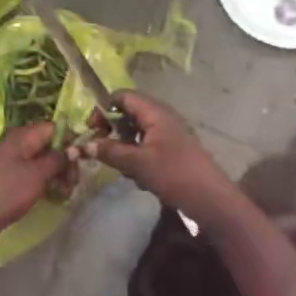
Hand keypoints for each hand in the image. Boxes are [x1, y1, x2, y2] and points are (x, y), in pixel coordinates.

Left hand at [0, 122, 70, 235]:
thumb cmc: (7, 190)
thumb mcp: (37, 174)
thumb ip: (58, 158)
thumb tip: (73, 148)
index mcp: (23, 135)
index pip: (54, 128)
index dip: (71, 141)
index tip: (83, 160)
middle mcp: (18, 143)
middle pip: (50, 145)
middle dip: (66, 162)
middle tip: (73, 182)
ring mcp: (13, 161)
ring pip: (44, 161)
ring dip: (58, 174)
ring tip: (66, 192)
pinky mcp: (11, 177)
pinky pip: (34, 173)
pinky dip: (46, 182)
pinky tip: (55, 196)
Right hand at [79, 92, 226, 210]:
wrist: (211, 199)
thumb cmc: (174, 174)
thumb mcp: (136, 163)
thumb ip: (109, 151)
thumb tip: (84, 145)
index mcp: (155, 112)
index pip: (122, 96)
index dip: (103, 108)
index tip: (92, 129)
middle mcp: (163, 117)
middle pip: (128, 113)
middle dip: (112, 129)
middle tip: (101, 148)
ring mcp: (170, 133)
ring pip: (137, 131)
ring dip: (124, 145)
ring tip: (120, 166)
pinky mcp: (173, 149)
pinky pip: (147, 144)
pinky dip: (137, 155)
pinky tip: (137, 175)